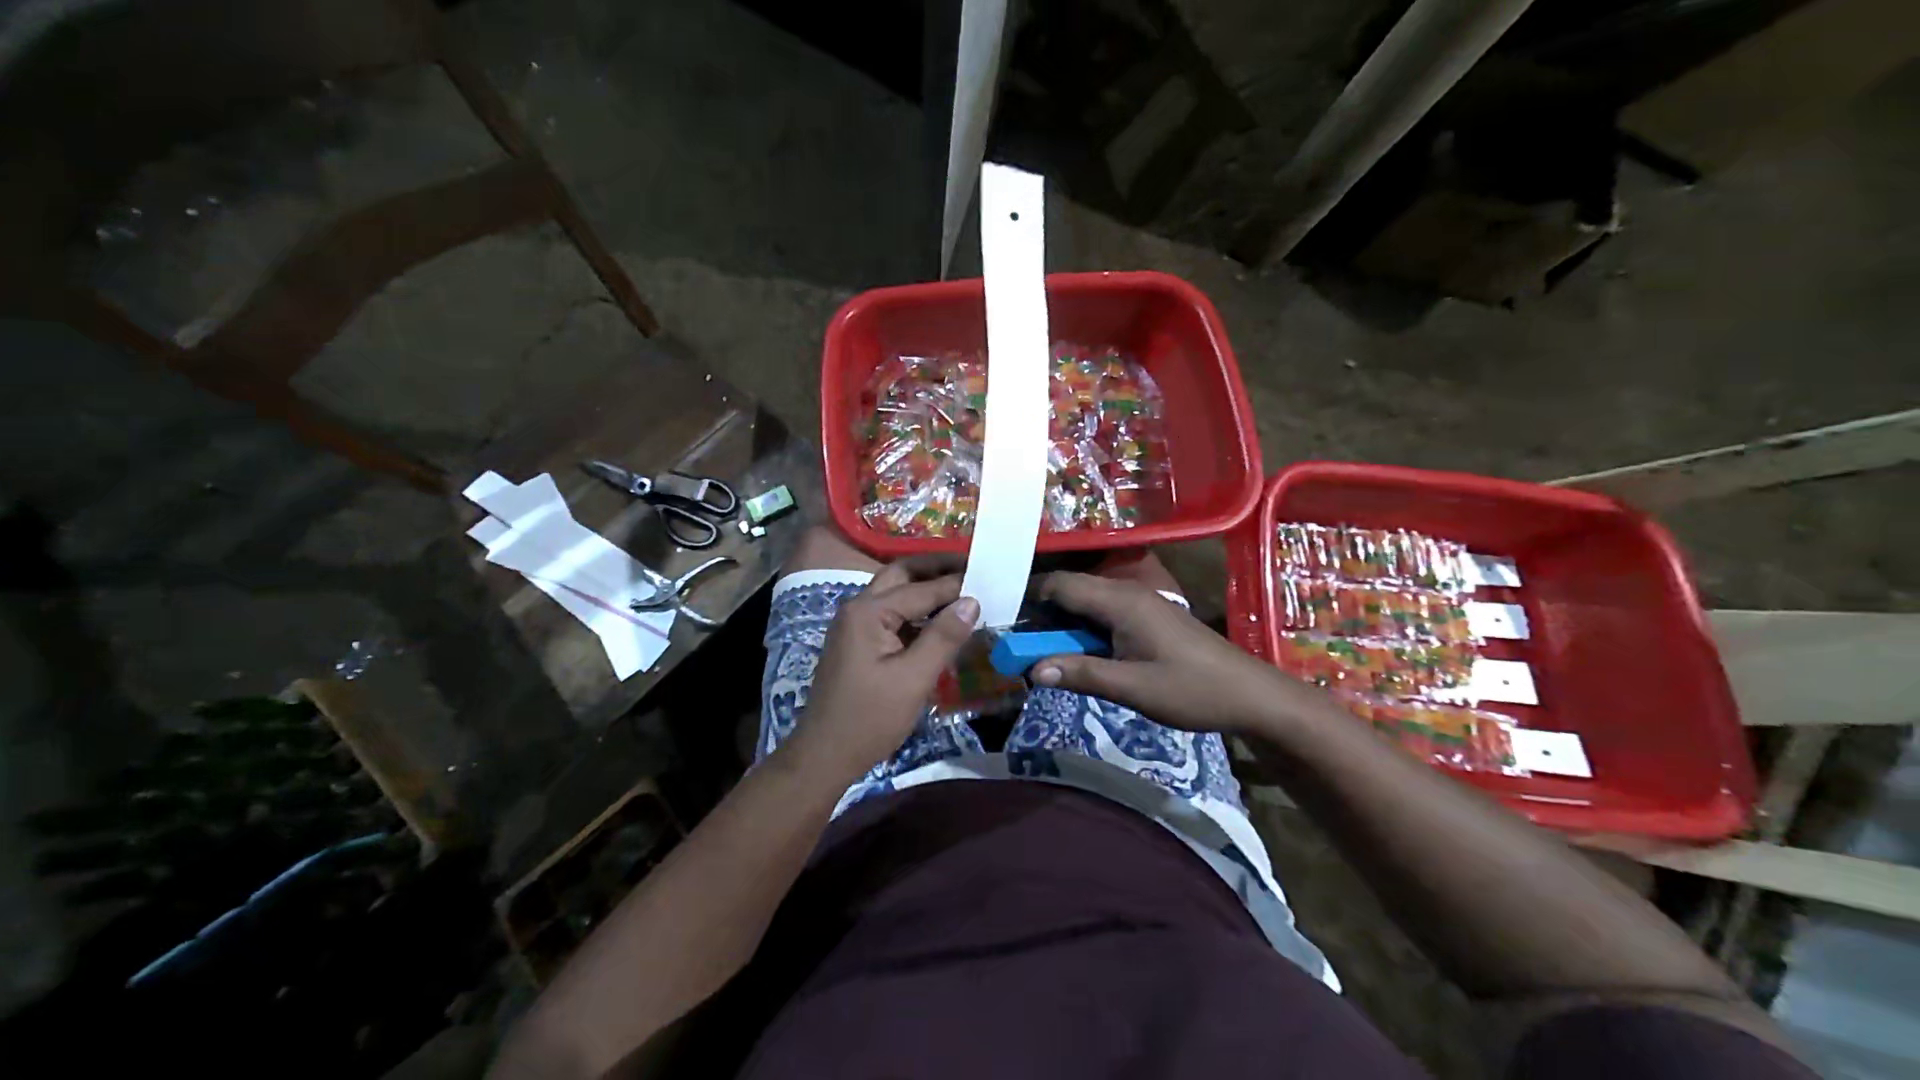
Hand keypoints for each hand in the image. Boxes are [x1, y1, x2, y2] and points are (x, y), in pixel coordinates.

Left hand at [787, 558, 978, 781]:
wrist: (825, 755)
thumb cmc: (870, 719)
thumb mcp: (913, 679)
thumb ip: (943, 637)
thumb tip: (972, 600)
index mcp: (868, 612)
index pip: (921, 588)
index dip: (957, 583)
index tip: (990, 576)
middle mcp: (857, 608)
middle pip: (902, 575)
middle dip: (936, 568)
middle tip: (973, 567)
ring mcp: (854, 624)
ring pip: (895, 592)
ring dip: (926, 587)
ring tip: (963, 588)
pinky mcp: (858, 642)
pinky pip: (891, 613)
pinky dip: (916, 610)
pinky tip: (940, 620)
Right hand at [1029, 571, 1301, 733]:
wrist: (1250, 695)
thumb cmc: (1193, 690)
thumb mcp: (1133, 689)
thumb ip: (1081, 675)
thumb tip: (1031, 670)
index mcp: (1121, 602)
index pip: (1060, 585)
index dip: (1028, 600)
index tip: (1004, 624)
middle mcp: (1127, 593)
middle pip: (1070, 590)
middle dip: (1040, 615)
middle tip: (1016, 644)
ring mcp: (1140, 603)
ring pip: (1086, 602)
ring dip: (1061, 624)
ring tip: (1039, 652)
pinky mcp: (1148, 617)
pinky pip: (1102, 613)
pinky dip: (1082, 629)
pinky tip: (1076, 653)